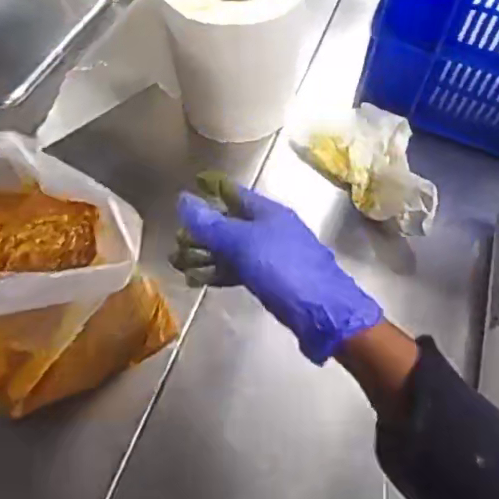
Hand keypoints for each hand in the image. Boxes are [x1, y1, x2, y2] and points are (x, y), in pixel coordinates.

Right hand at [176, 184, 382, 363]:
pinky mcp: (273, 280)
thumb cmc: (283, 269)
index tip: (190, 186)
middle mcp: (272, 229)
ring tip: (176, 262)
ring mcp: (274, 256)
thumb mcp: (244, 244)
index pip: (236, 193)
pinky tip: (198, 280)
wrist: (323, 312)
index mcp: (270, 212)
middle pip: (233, 223)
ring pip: (234, 249)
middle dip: (203, 229)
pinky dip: (220, 272)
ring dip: (207, 254)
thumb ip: (213, 225)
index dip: (212, 189)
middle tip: (174, 239)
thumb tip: (184, 200)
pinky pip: (240, 270)